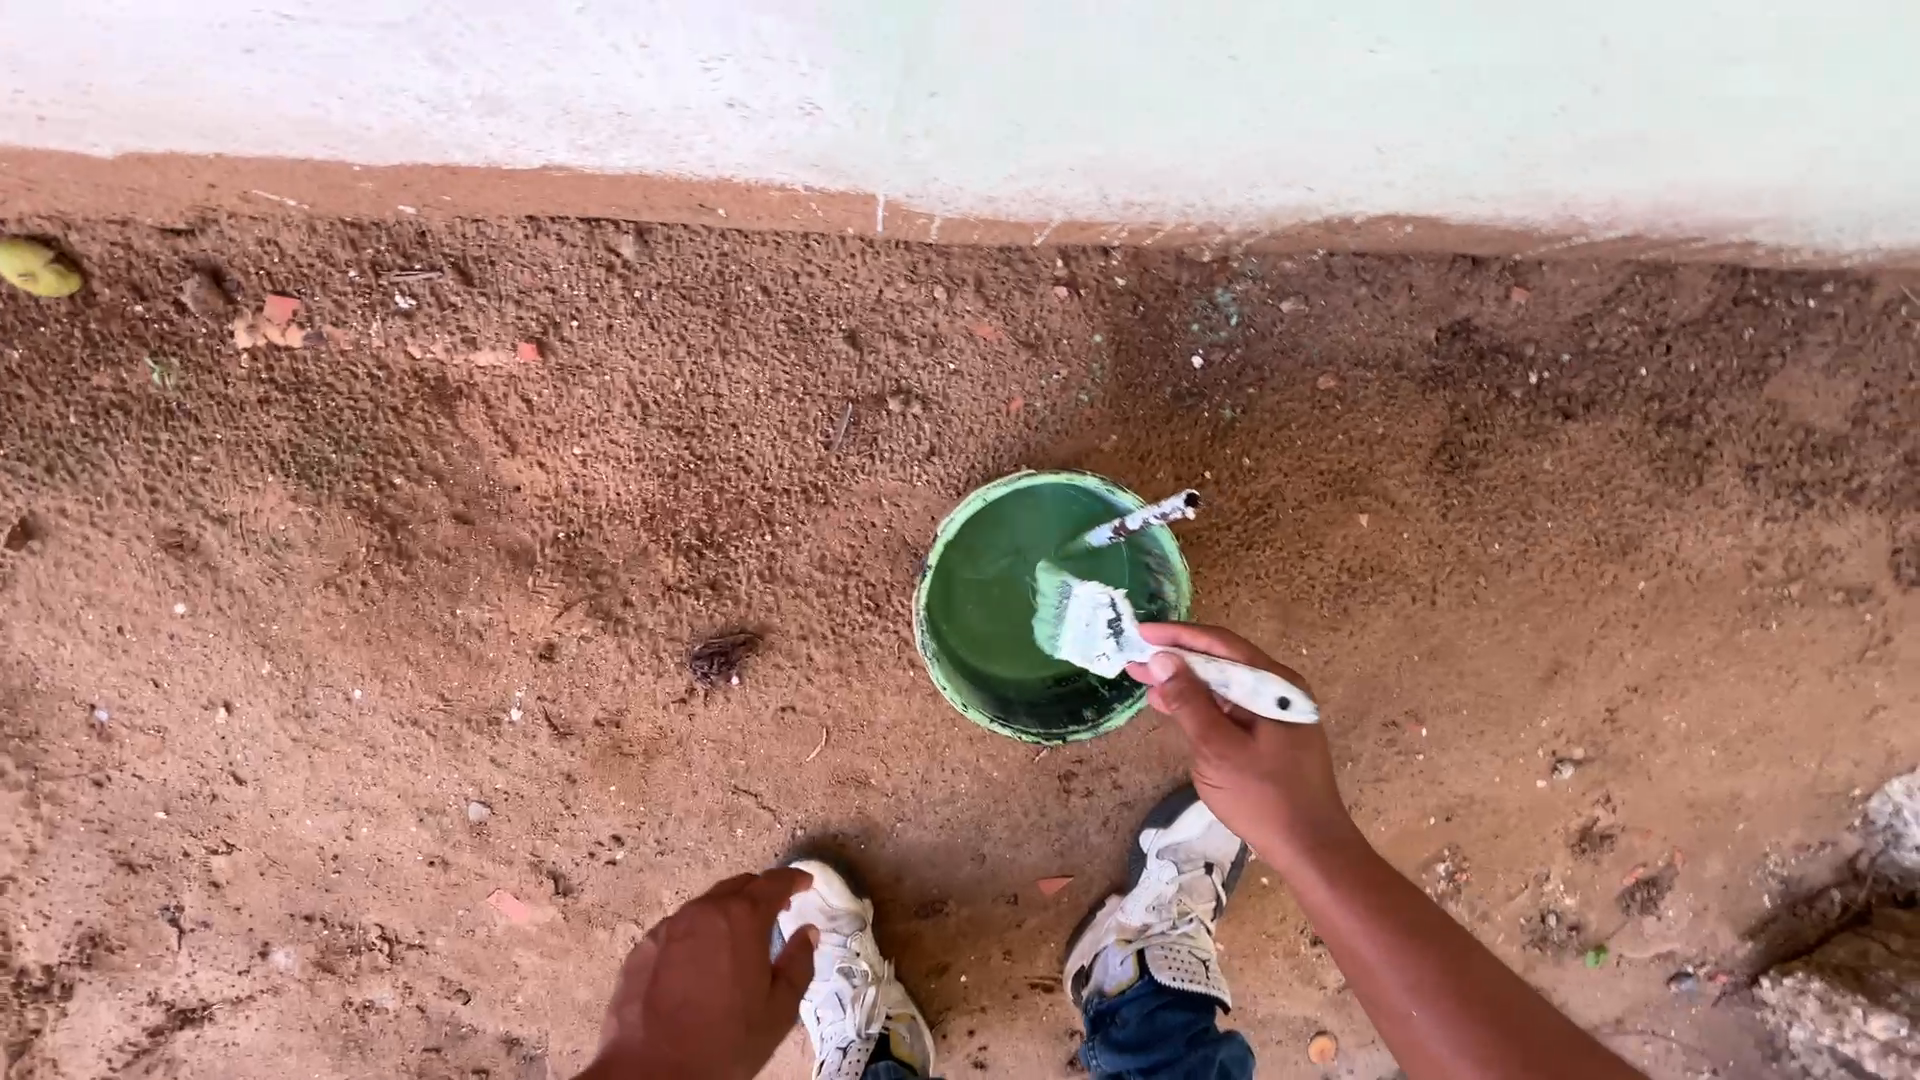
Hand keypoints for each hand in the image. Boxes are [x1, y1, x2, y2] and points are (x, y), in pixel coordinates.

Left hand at [582, 868, 817, 1079]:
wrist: (649, 1076)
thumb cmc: (724, 1043)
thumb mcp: (779, 1010)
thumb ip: (799, 964)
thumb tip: (807, 933)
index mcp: (743, 918)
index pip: (775, 882)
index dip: (794, 879)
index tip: (805, 884)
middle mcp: (704, 911)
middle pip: (739, 886)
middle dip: (761, 894)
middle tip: (776, 914)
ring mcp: (668, 928)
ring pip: (706, 906)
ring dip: (727, 914)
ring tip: (736, 942)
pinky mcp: (642, 949)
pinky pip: (678, 930)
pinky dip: (697, 935)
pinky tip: (698, 965)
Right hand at [1128, 624, 1360, 872]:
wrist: (1311, 850)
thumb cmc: (1265, 799)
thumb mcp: (1218, 749)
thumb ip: (1189, 702)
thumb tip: (1162, 660)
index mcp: (1275, 686)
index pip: (1221, 645)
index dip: (1178, 635)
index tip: (1142, 632)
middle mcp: (1277, 691)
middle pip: (1221, 662)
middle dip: (1176, 657)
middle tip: (1135, 655)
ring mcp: (1273, 713)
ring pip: (1221, 685)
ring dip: (1183, 681)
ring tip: (1142, 678)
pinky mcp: (1266, 734)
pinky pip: (1227, 707)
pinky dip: (1197, 704)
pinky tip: (1168, 705)